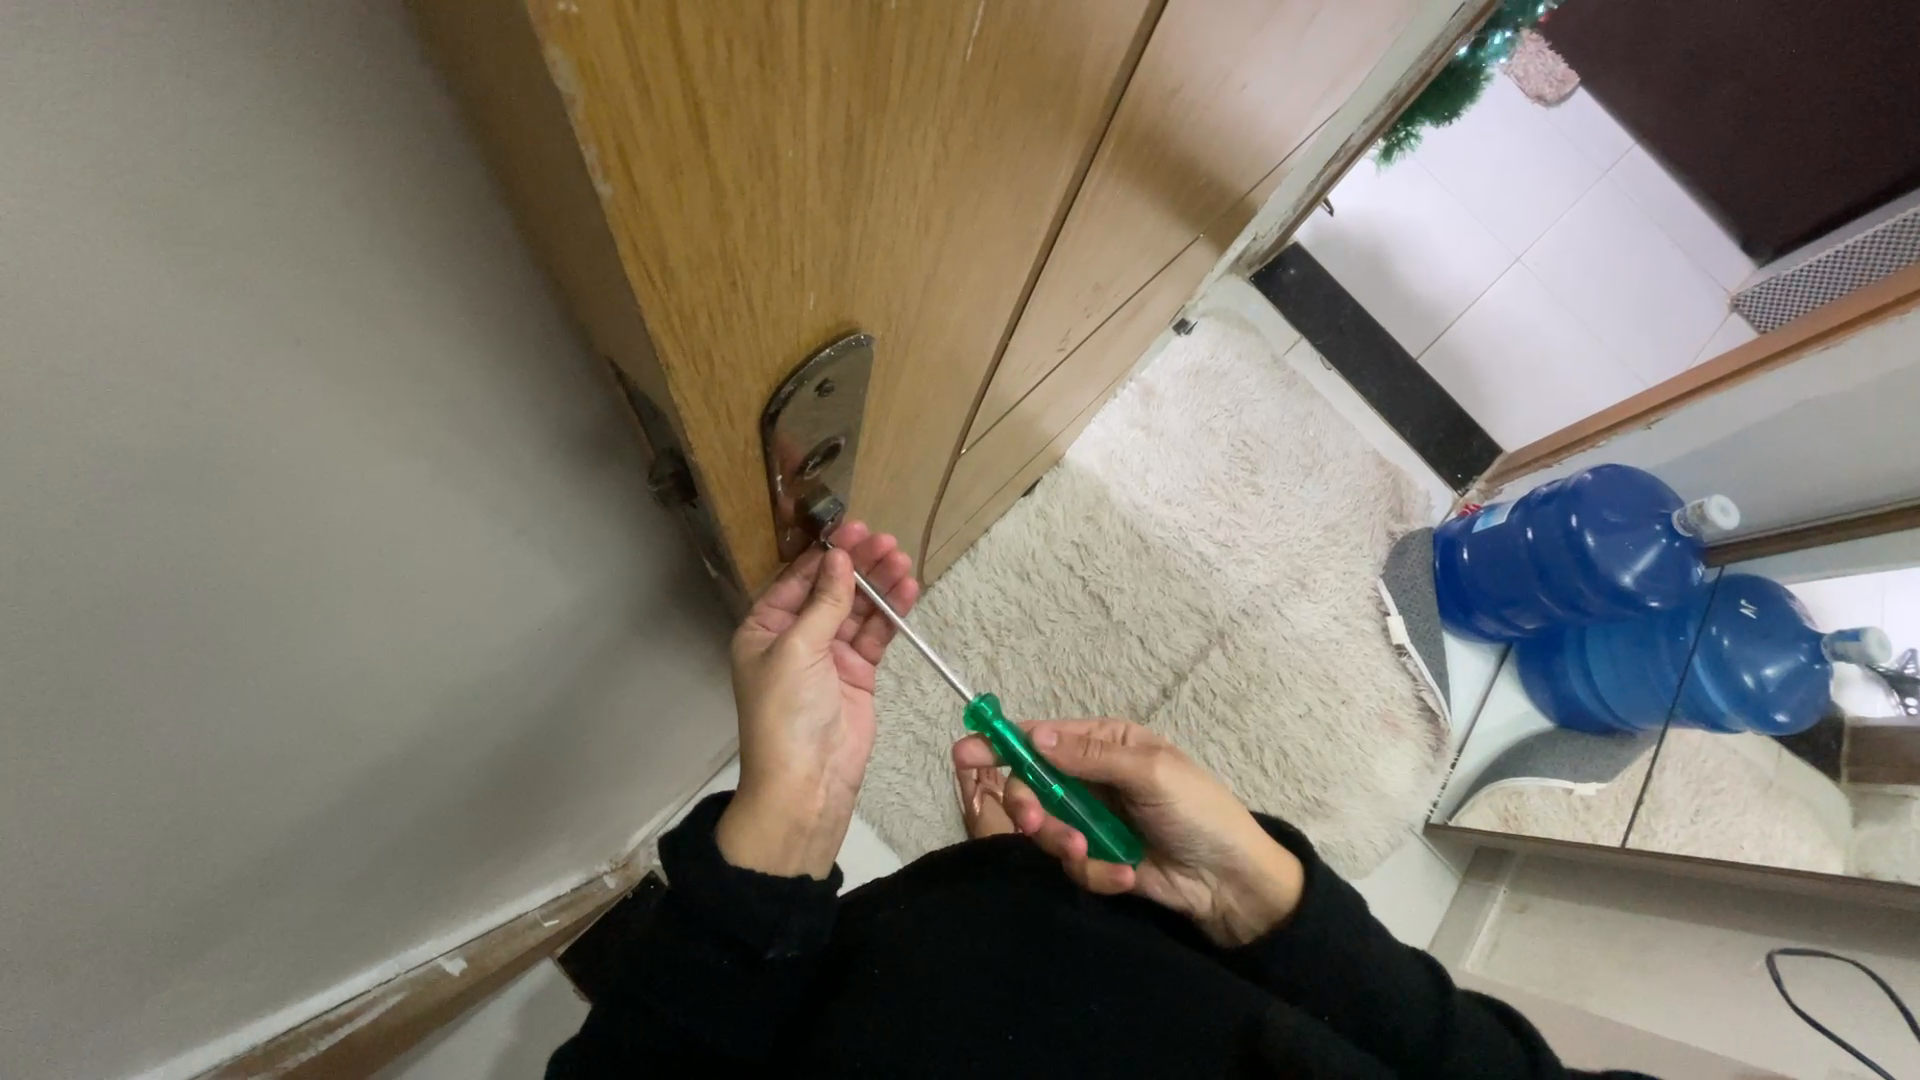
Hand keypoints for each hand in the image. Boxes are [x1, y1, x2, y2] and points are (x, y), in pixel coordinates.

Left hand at [716, 521, 918, 878]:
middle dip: (858, 566)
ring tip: (902, 559)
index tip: (854, 531)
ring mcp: (830, 655)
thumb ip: (824, 602)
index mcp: (765, 629)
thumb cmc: (786, 713)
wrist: (808, 783)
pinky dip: (892, 614)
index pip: (796, 580)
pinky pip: (876, 635)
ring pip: (858, 610)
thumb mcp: (798, 650)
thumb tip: (840, 558)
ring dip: (879, 586)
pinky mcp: (859, 673)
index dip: (826, 555)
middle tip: (885, 541)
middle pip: (831, 590)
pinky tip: (908, 590)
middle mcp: (796, 638)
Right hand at [953, 719, 1303, 946]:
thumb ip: (1090, 755)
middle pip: (1030, 784)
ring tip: (1086, 851)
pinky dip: (1093, 871)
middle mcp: (1090, 778)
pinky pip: (1070, 863)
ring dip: (1060, 841)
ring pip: (1044, 827)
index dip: (1002, 742)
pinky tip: (1125, 874)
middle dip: (1028, 805)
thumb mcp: (1150, 771)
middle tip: (1034, 820)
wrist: (1233, 884)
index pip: (1042, 737)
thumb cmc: (1199, 811)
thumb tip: (1036, 734)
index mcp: (1104, 744)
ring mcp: (1091, 820)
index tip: (964, 753)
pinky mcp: (1096, 859)